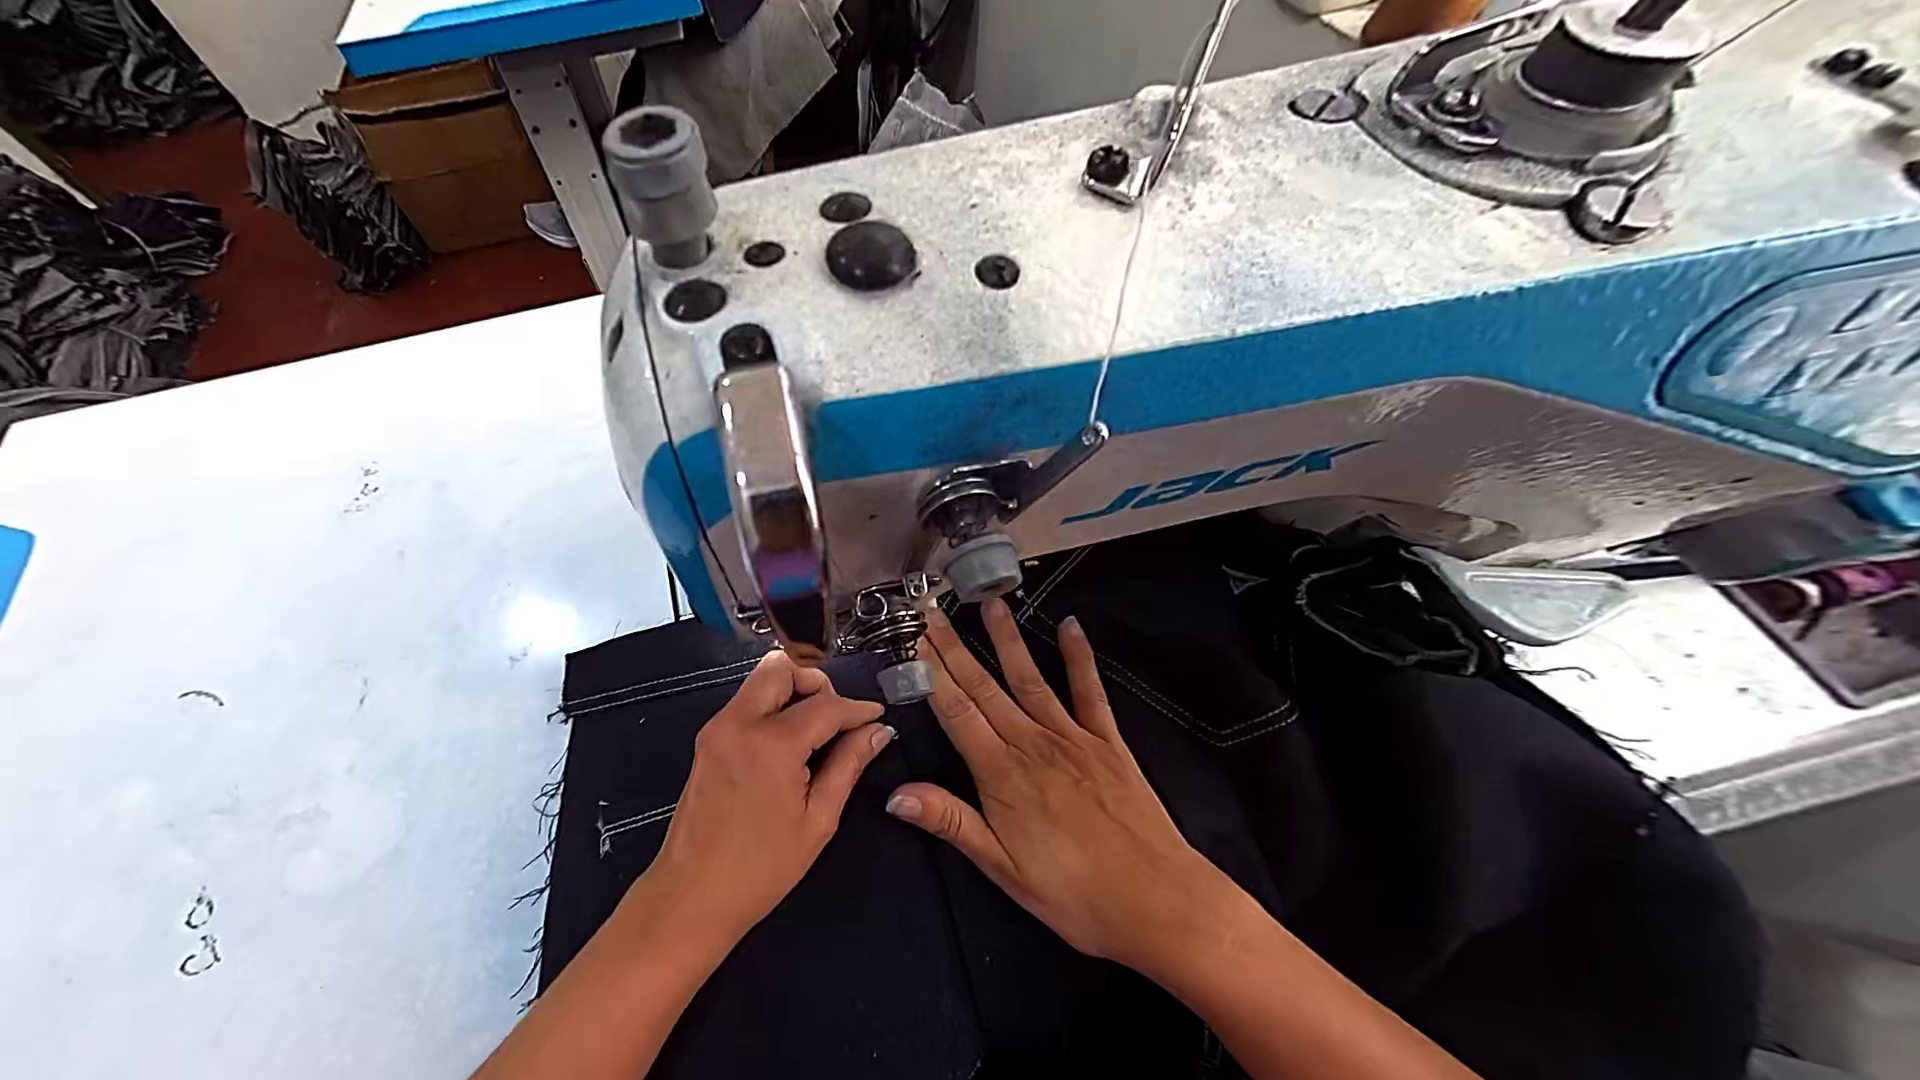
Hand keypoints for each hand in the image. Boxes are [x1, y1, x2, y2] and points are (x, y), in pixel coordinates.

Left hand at [638, 650, 891, 945]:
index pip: (825, 705)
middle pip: (782, 668)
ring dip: (793, 690)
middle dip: (816, 682)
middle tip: (837, 716)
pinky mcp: (708, 739)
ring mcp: (718, 728)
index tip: (877, 716)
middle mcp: (739, 723)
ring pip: (762, 679)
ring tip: (817, 728)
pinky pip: (748, 701)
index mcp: (770, 744)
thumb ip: (849, 764)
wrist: (690, 898)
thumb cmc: (760, 868)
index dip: (857, 709)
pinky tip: (792, 741)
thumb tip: (877, 731)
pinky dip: (774, 705)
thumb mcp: (818, 819)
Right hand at [885, 600, 1244, 977]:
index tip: (916, 644)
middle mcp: (1034, 744)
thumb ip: (951, 823)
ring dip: (1007, 640)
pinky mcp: (1107, 740)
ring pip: (1030, 678)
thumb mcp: (1003, 869)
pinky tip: (1070, 627)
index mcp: (1003, 775)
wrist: (1155, 899)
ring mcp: (1073, 737)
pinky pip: (1088, 690)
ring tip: (990, 605)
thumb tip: (897, 794)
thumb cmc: (1075, 894)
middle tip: (935, 614)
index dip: (933, 676)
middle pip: (985, 688)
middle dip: (955, 649)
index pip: (958, 713)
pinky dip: (1078, 656)